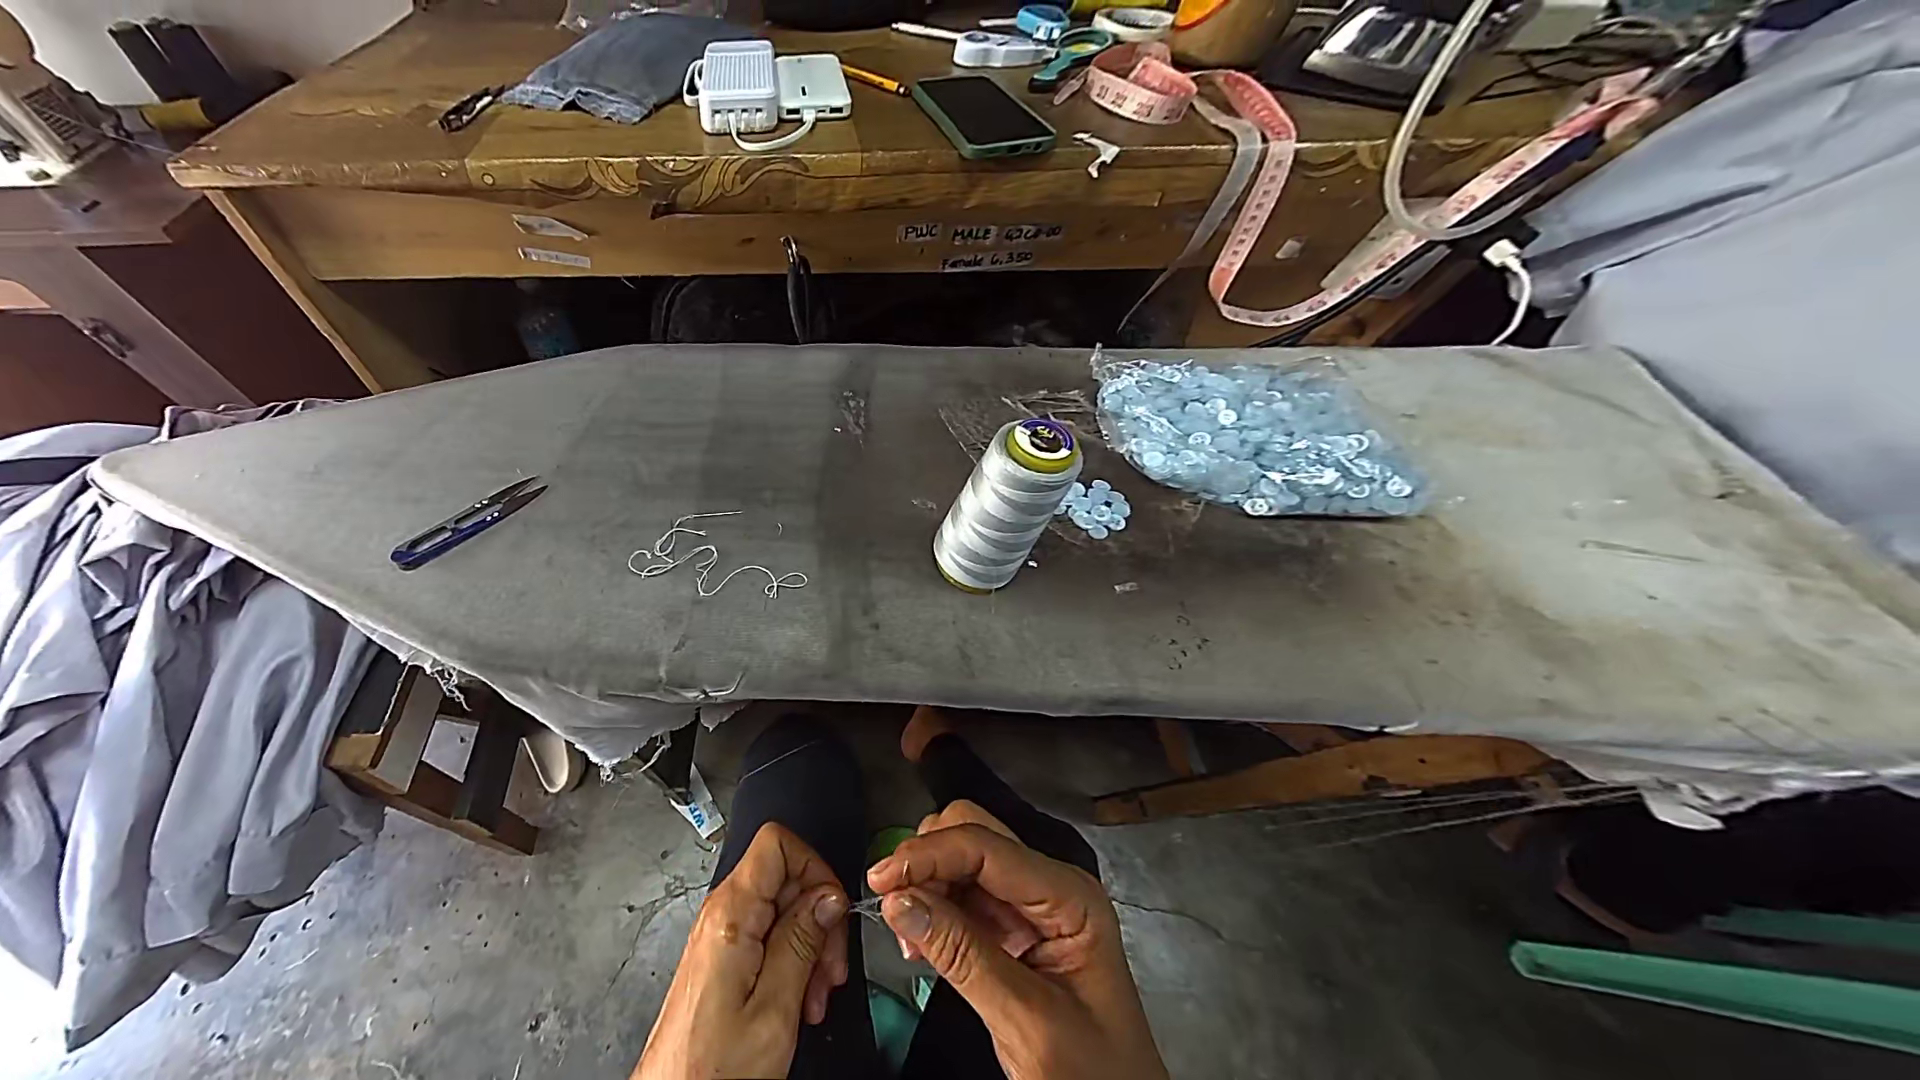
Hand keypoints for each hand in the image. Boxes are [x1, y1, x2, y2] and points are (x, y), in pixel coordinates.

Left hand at [634, 823, 849, 1079]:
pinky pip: (771, 936)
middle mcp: (721, 916)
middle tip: (828, 964)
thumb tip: (829, 897)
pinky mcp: (725, 958)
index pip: (777, 842)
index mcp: (730, 915)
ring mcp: (722, 936)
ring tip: (815, 992)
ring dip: (811, 944)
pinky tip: (799, 998)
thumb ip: (803, 941)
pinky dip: (794, 961)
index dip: (814, 867)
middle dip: (819, 916)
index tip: (832, 909)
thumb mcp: (774, 1009)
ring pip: (784, 908)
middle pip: (788, 877)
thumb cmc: (709, 1074)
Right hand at [867, 801, 1168, 1079]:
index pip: (987, 847)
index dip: (929, 854)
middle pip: (975, 833)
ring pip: (962, 858)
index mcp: (1068, 895)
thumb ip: (963, 956)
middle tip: (895, 909)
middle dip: (927, 860)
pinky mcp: (1012, 924)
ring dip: (926, 884)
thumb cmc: (1090, 1073)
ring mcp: (1031, 902)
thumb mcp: (1027, 1021)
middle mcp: (1049, 884)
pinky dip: (933, 907)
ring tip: (908, 938)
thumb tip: (900, 902)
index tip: (880, 879)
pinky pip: (962, 894)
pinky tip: (921, 942)